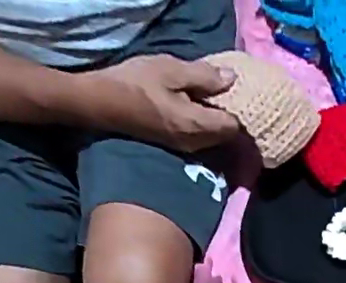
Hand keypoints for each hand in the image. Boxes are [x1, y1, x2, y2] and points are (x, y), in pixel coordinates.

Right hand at [85, 55, 241, 152]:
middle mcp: (196, 143)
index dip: (241, 111)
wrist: (104, 105)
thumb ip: (203, 77)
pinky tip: (199, 108)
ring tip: (215, 100)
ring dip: (219, 123)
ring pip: (214, 139)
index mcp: (197, 125)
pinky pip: (202, 140)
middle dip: (232, 118)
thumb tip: (232, 80)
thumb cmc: (135, 84)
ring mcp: (186, 149)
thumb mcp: (170, 70)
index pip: (234, 127)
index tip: (241, 95)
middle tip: (230, 95)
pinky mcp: (177, 147)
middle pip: (226, 137)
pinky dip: (206, 126)